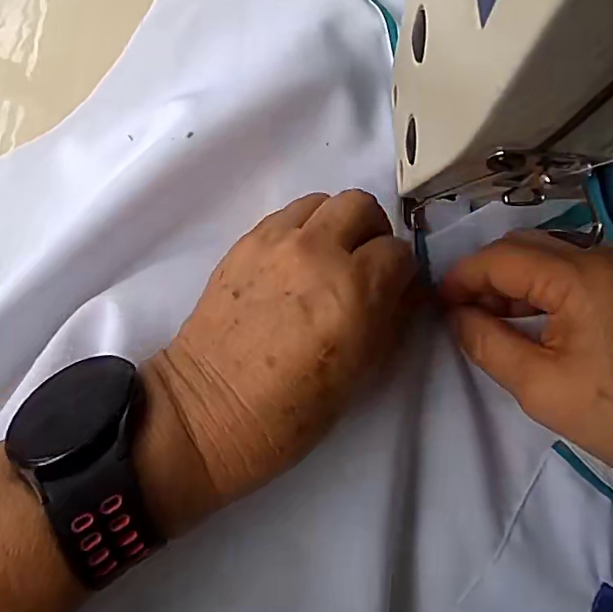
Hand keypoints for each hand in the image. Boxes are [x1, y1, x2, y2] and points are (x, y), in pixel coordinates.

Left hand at [136, 190, 415, 535]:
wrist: (209, 406)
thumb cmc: (292, 410)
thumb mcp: (363, 372)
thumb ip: (390, 318)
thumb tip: (402, 288)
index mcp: (352, 289)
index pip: (397, 251)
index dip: (399, 272)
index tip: (391, 289)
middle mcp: (314, 251)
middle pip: (359, 205)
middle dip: (370, 231)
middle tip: (361, 264)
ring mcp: (272, 242)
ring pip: (318, 201)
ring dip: (331, 224)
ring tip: (324, 260)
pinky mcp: (241, 244)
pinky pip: (282, 216)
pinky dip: (298, 230)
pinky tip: (290, 266)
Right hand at [438, 231, 612, 552]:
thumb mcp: (538, 385)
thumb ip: (485, 340)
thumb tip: (455, 315)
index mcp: (579, 276)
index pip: (497, 258)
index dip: (459, 278)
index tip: (437, 305)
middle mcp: (607, 259)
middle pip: (524, 246)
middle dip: (485, 274)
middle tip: (462, 311)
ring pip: (552, 257)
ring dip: (515, 281)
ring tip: (493, 320)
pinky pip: (580, 274)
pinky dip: (546, 289)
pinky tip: (536, 323)